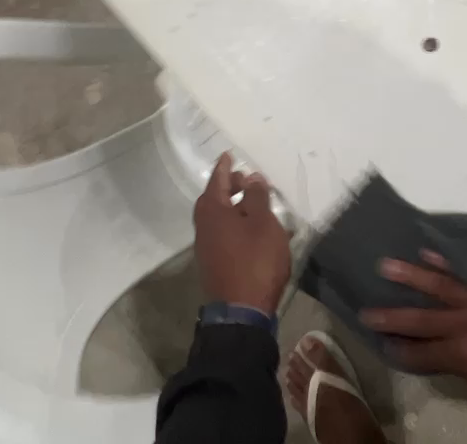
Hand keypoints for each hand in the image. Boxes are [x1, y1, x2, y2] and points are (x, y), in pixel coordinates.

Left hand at [193, 152, 290, 309]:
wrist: (242, 313)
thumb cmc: (254, 260)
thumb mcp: (262, 222)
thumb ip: (257, 196)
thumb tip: (251, 179)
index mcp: (213, 211)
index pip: (217, 180)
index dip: (224, 167)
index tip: (228, 154)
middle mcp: (204, 227)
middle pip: (214, 199)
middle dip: (229, 187)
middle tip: (245, 179)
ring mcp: (208, 248)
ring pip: (220, 218)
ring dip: (235, 207)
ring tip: (255, 203)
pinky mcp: (216, 264)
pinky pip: (225, 234)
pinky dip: (237, 225)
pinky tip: (255, 230)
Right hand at [362, 251, 466, 416]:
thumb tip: (462, 374)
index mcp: (464, 356)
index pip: (424, 354)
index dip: (402, 351)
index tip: (382, 345)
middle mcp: (466, 324)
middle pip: (422, 318)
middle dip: (392, 316)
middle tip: (365, 310)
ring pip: (440, 285)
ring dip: (411, 275)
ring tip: (386, 264)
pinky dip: (448, 261)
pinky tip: (429, 251)